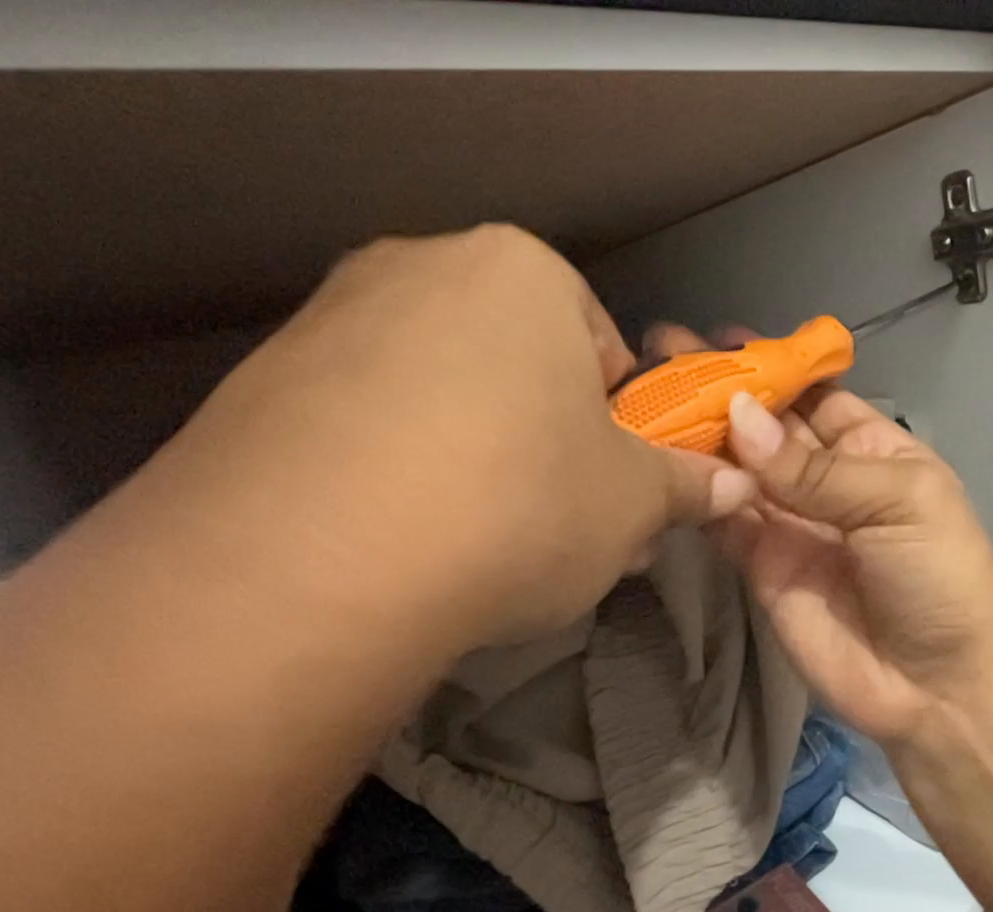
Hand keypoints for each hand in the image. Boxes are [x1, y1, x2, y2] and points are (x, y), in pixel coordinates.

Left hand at [128, 226, 753, 650]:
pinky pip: (361, 423)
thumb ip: (687, 484)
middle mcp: (419, 267)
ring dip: (470, 457)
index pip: (600, 347)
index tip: (607, 487)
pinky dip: (392, 471)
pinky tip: (394, 538)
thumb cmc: (516, 502)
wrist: (312, 565)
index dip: (616, 426)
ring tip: (467, 542)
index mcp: (520, 270)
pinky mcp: (258, 383)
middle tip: (548, 522)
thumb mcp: (632, 503)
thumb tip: (734, 484)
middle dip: (543, 440)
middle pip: (515, 365)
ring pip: (437, 394)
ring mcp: (327, 318)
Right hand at [653, 325, 992, 741]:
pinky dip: (694, 493)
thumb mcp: (899, 503)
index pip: (813, 396)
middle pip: (766, 428)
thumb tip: (738, 416)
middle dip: (720, 392)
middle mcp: (827, 481)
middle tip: (660, 354)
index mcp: (874, 450)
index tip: (718, 338)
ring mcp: (791, 524)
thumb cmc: (941, 578)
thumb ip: (815, 468)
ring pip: (737, 470)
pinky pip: (723, 521)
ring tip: (643, 393)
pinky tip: (657, 460)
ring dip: (695, 435)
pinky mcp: (761, 567)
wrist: (940, 689)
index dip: (770, 369)